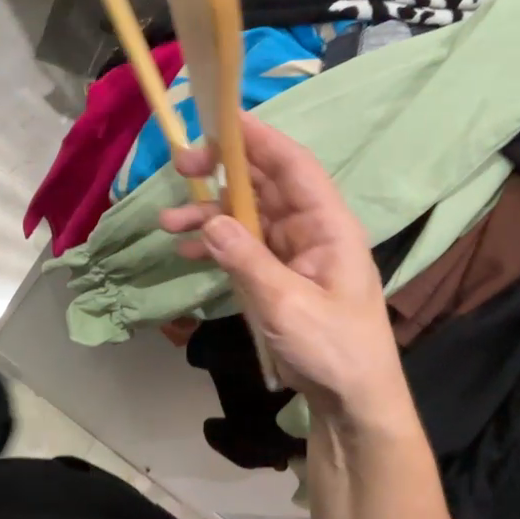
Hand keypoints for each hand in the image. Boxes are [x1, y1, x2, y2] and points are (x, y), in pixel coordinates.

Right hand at [160, 116, 409, 422]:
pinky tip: (184, 249)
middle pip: (264, 185)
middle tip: (180, 165)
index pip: (293, 166)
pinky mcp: (277, 275)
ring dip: (208, 213)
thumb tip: (209, 220)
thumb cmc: (334, 349)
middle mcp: (310, 230)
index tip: (220, 119)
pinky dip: (213, 243)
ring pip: (246, 216)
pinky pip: (241, 247)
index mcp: (328, 226)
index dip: (259, 138)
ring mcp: (293, 252)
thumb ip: (247, 260)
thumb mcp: (287, 305)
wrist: (352, 400)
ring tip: (167, 221)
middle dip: (222, 172)